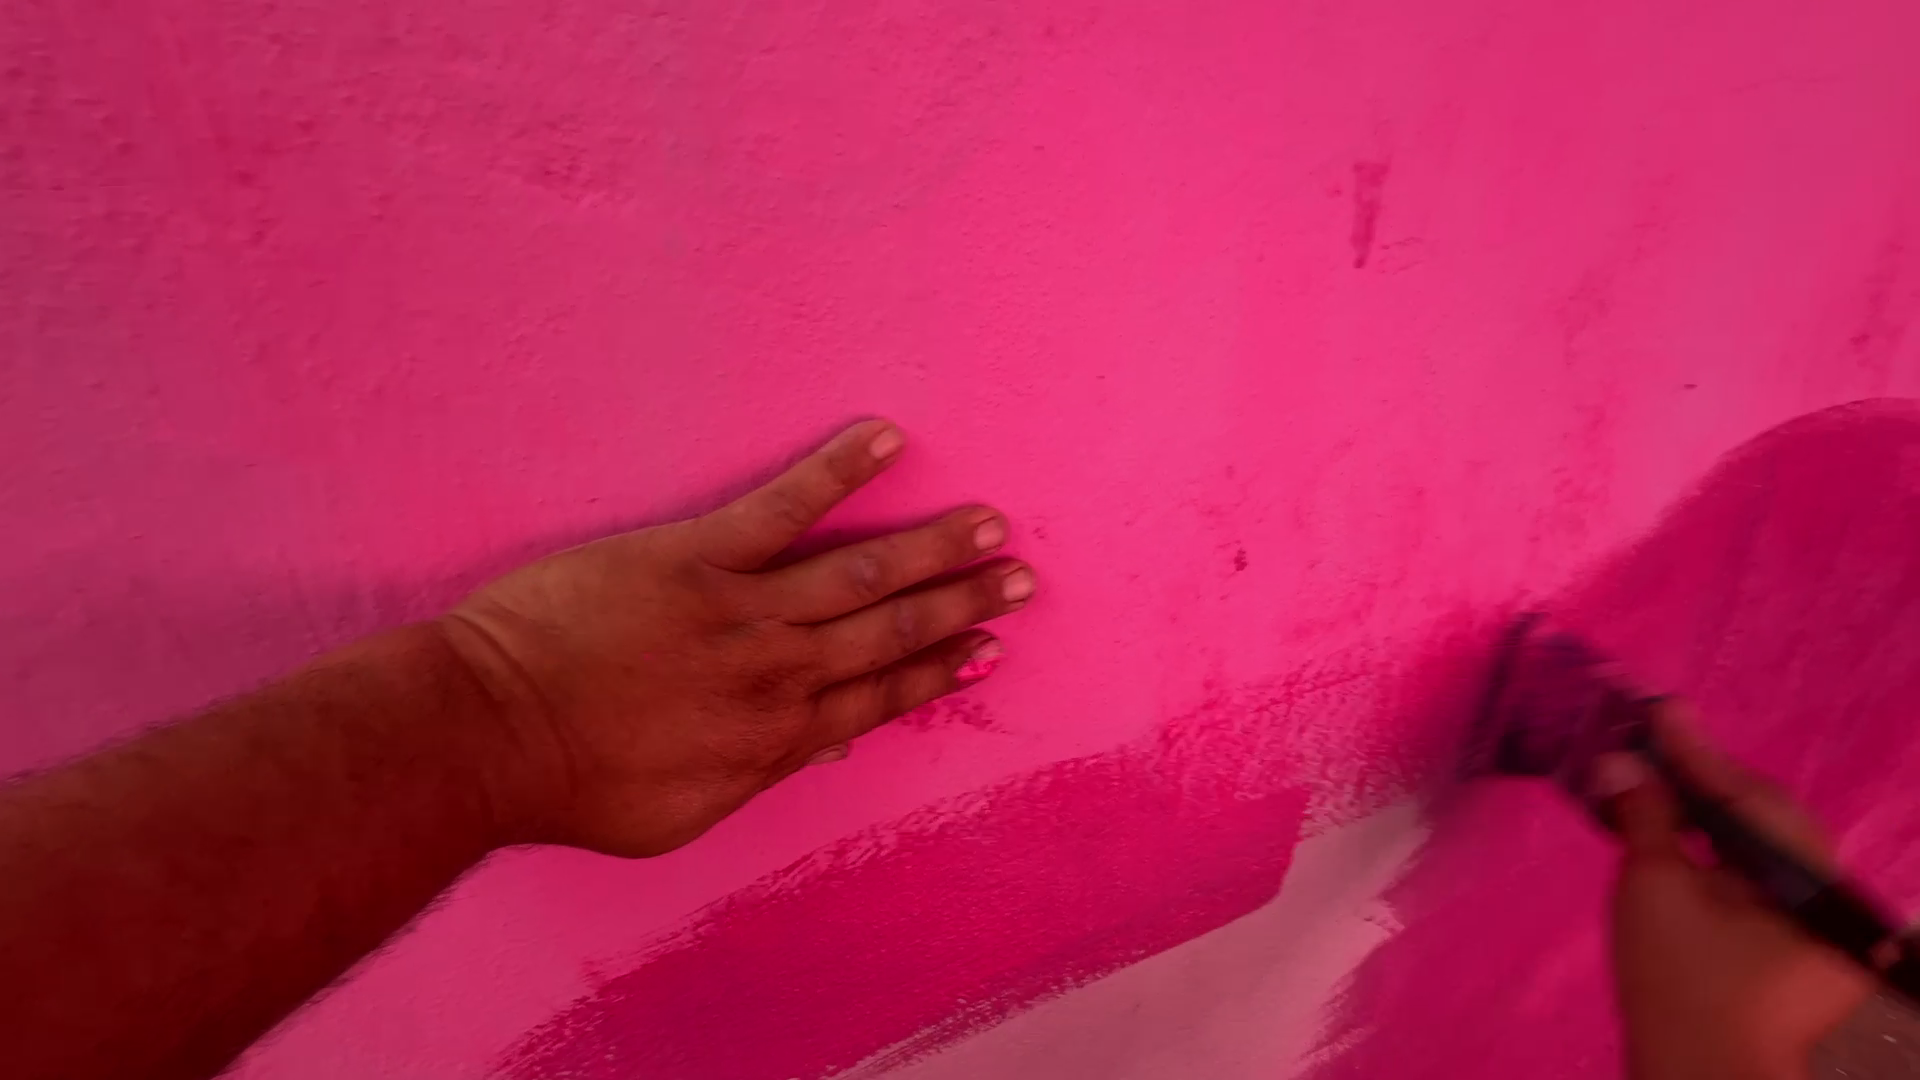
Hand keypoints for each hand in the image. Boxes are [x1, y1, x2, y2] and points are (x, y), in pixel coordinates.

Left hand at [435, 420, 1033, 856]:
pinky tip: (885, 439)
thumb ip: (765, 768)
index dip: (942, 670)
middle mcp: (782, 672)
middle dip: (963, 605)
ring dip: (932, 548)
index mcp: (780, 735)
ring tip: (987, 526)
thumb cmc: (579, 782)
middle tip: (1020, 581)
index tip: (988, 650)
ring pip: (861, 574)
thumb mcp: (687, 807)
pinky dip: (837, 471)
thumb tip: (825, 743)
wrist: (489, 738)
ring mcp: (745, 610)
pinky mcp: (698, 556)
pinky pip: (782, 506)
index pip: (885, 693)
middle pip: (894, 631)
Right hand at [1600, 704, 1870, 1079]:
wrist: (1700, 1063)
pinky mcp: (1785, 936)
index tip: (1659, 707)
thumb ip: (1645, 818)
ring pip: (1754, 839)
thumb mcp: (1654, 886)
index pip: (1751, 800)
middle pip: (1762, 816)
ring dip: (1701, 802)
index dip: (1698, 751)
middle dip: (1703, 772)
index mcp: (1813, 889)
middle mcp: (1828, 900)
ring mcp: (1811, 922)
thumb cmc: (1679, 974)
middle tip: (1651, 733)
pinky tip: (1669, 819)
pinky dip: (1705, 836)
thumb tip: (1621, 761)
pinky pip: (1746, 865)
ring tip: (1653, 769)